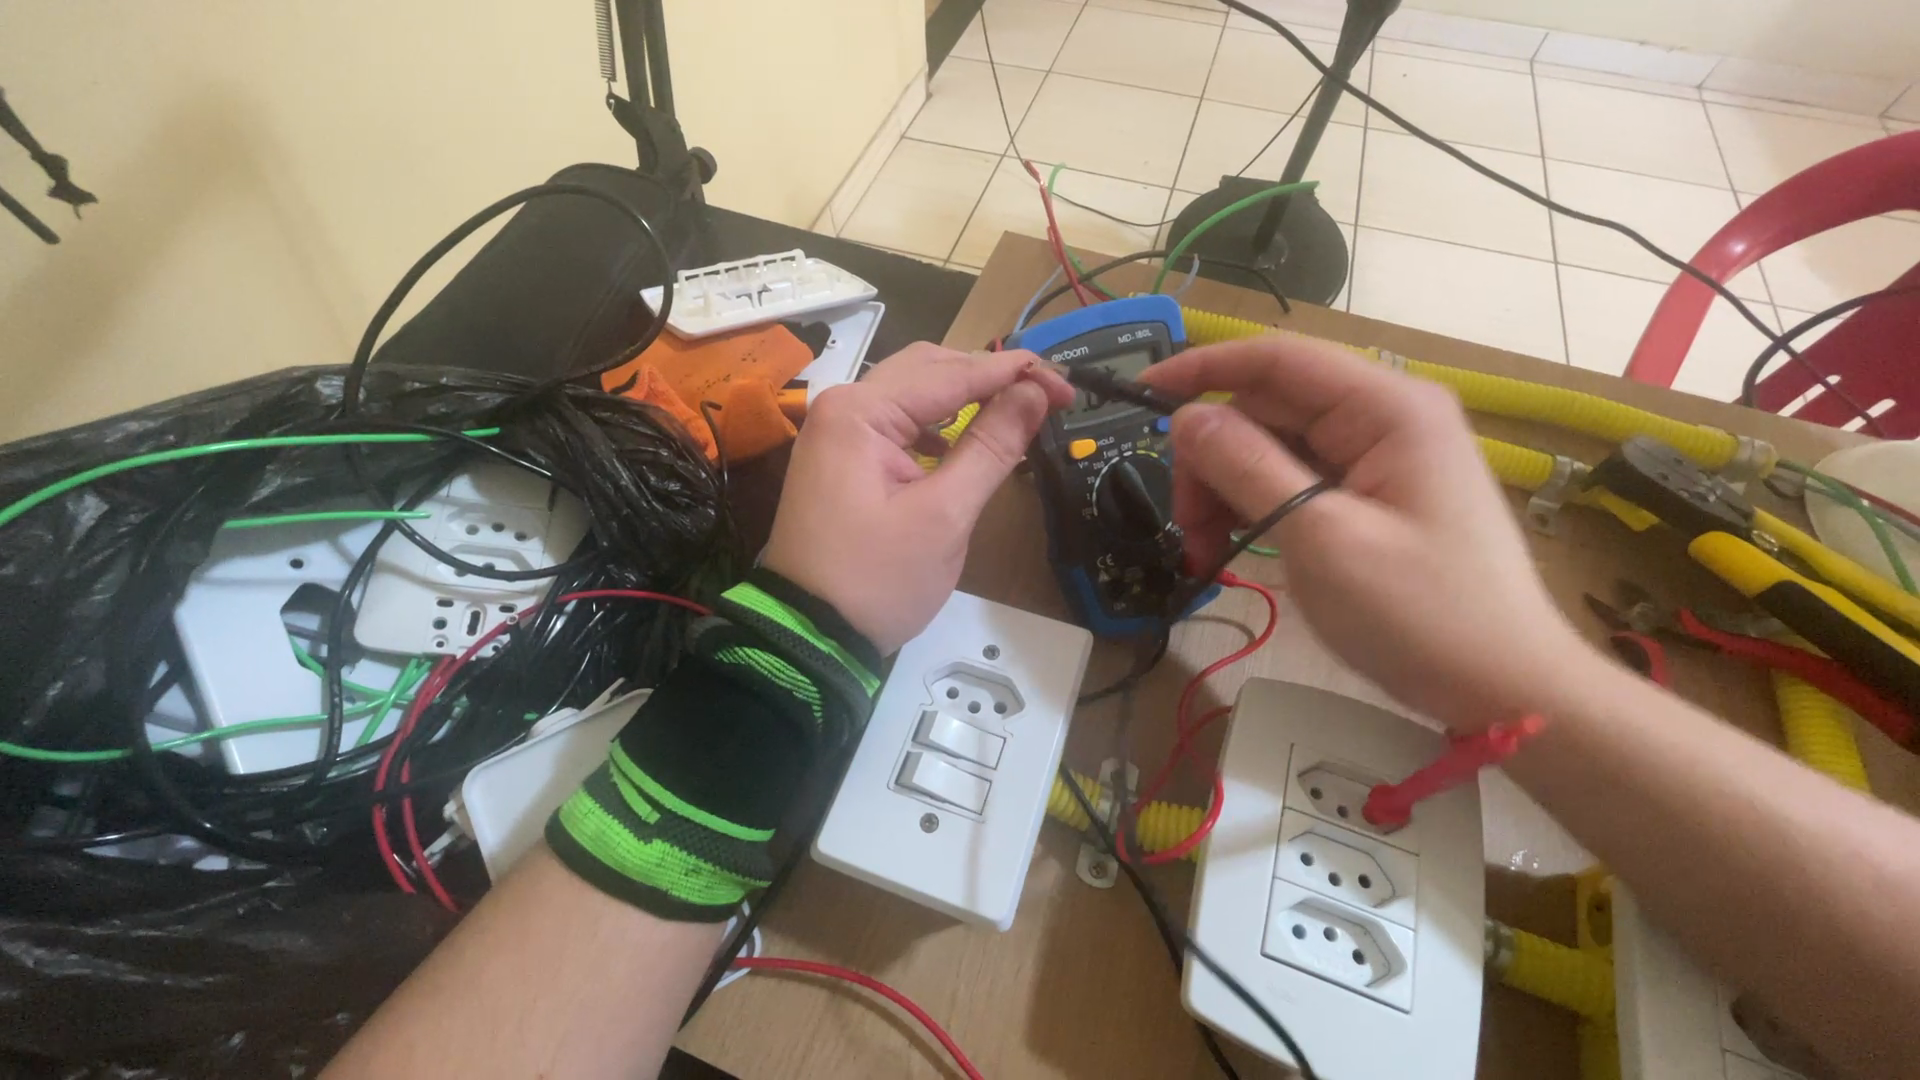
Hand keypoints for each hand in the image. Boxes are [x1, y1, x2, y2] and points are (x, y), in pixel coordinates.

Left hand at [761, 343, 1073, 653]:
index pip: (951, 374)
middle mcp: (842, 406)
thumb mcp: (945, 516)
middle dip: (988, 376)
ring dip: (962, 395)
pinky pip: (894, 421)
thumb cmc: (877, 580)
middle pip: (927, 368)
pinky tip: (958, 445)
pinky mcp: (839, 457)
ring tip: (1011, 413)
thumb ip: (991, 447)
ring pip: (910, 392)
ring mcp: (835, 431)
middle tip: (1045, 396)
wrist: (809, 635)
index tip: (1065, 385)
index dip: (1014, 374)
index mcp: (860, 412)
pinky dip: (932, 423)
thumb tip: (1033, 393)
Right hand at [1141, 336, 1592, 730]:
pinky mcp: (1370, 495)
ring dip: (1225, 492)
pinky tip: (1232, 547)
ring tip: (1207, 553)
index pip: (1276, 359)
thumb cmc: (1421, 615)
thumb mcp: (1320, 538)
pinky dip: (1252, 510)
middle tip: (1187, 529)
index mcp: (1387, 408)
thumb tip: (1185, 418)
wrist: (1504, 688)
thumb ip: (1247, 468)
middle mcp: (1383, 418)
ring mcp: (1378, 458)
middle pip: (1266, 409)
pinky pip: (1292, 481)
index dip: (1201, 370)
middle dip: (1212, 461)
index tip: (1140, 396)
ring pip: (1270, 448)